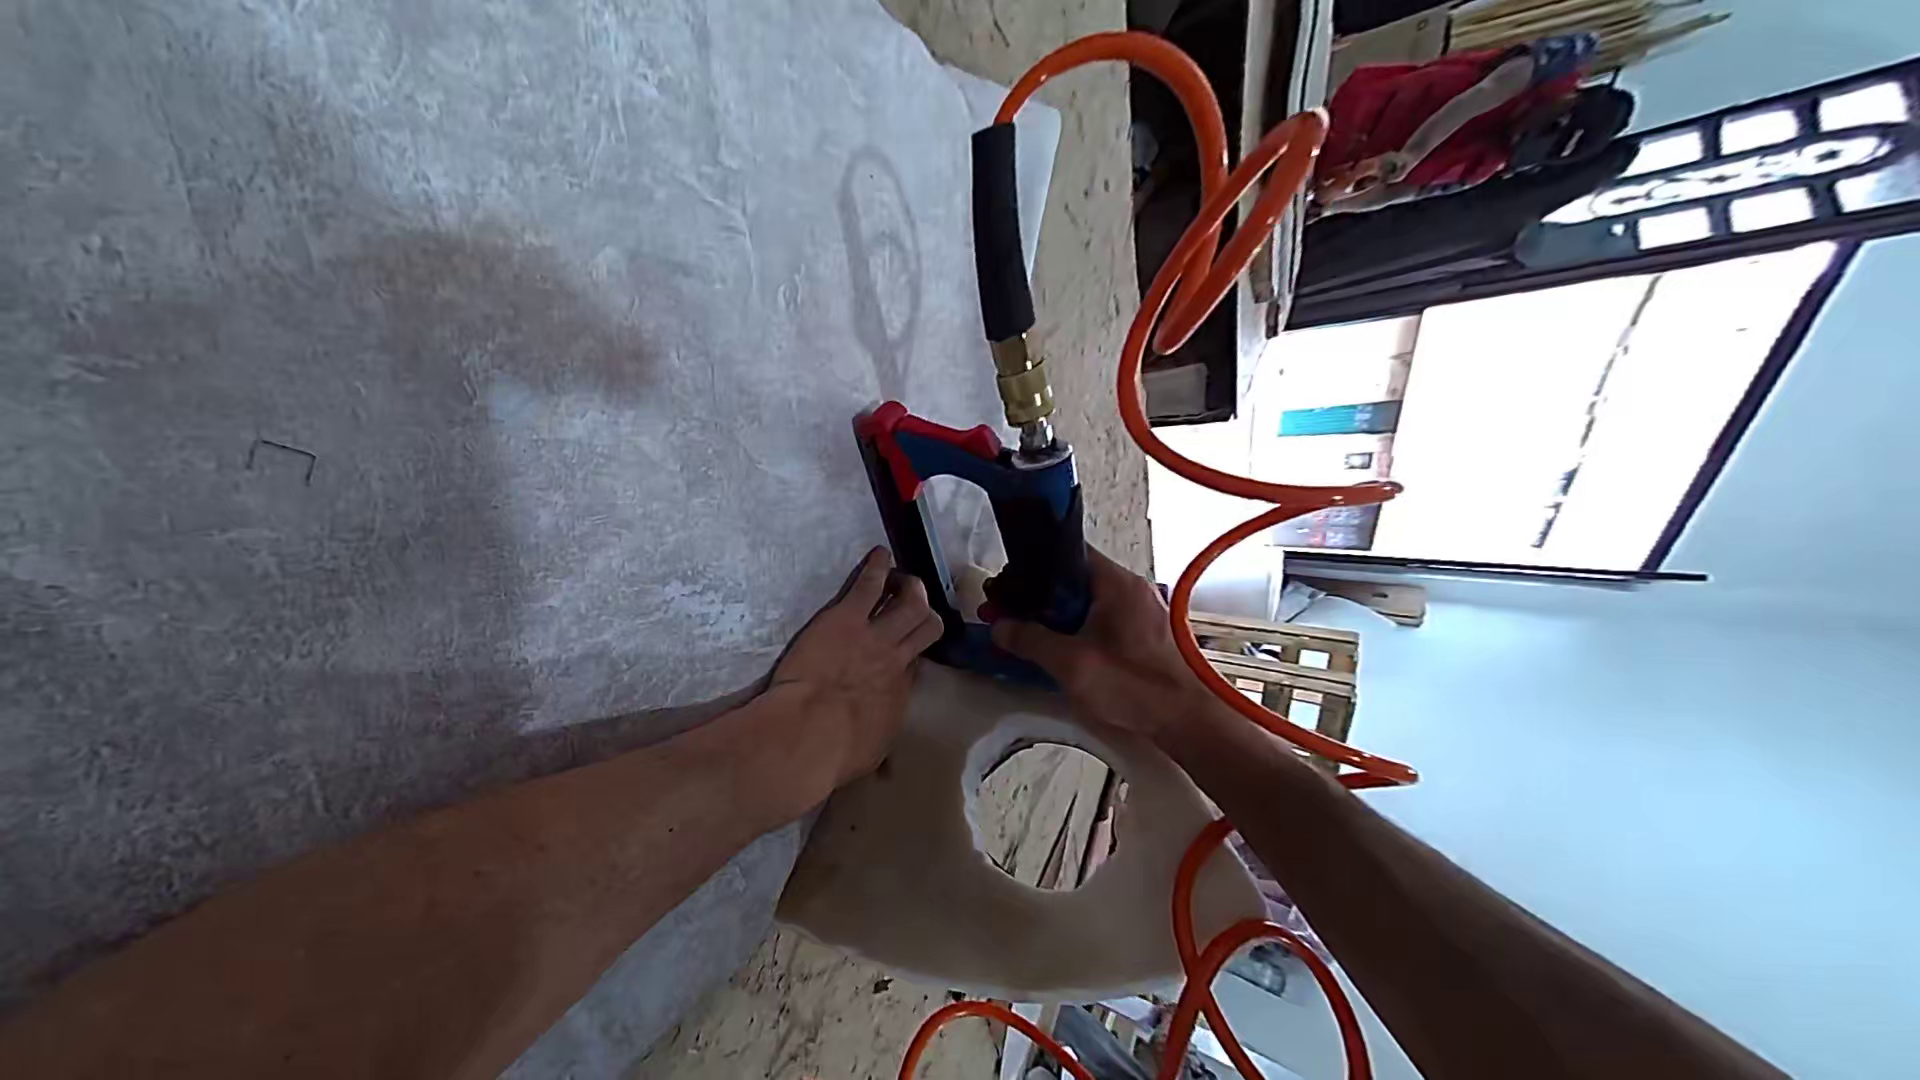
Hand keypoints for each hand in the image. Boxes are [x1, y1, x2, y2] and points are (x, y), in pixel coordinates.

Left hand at [770, 547, 943, 788]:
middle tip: (913, 601)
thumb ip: (879, 741)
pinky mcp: (848, 617)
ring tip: (902, 578)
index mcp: (900, 691)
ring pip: (910, 602)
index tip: (900, 650)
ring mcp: (876, 636)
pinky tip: (878, 554)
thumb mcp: (869, 755)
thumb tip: (884, 763)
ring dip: (909, 586)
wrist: (807, 733)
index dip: (910, 651)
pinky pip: (869, 584)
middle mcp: (897, 659)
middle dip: (923, 610)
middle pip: (926, 625)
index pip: (916, 661)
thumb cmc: (835, 753)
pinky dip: (877, 567)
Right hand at [989, 547, 1213, 743]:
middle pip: (1073, 580)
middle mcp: (1130, 589)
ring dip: (1056, 617)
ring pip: (1086, 603)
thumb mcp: (1071, 663)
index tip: (1006, 590)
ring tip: (1028, 636)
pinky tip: (1061, 652)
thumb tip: (1001, 627)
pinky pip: (1101, 622)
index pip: (1066, 553)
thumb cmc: (1136, 686)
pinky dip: (1077, 630)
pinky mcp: (1144, 634)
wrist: (1190, 720)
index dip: (1031, 568)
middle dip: (1038, 598)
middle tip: (1009, 616)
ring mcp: (1140, 611)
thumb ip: (1030, 640)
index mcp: (1115, 583)